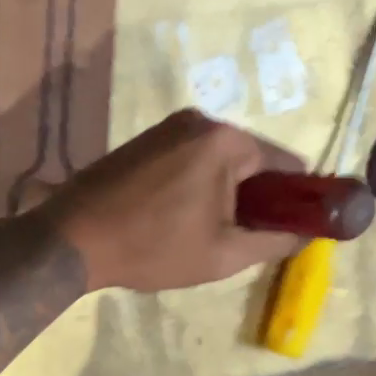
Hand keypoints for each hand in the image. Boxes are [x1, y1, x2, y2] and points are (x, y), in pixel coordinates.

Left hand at [41, 109, 304, 292]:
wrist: (69, 241)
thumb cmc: (150, 248)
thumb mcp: (223, 254)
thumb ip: (275, 240)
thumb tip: (307, 234)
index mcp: (224, 139)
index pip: (285, 163)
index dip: (293, 199)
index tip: (284, 230)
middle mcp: (197, 121)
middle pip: (249, 160)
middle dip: (250, 198)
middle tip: (232, 239)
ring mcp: (163, 129)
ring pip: (214, 163)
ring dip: (218, 195)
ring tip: (197, 233)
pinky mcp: (139, 143)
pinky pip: (185, 162)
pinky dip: (190, 187)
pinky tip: (172, 219)